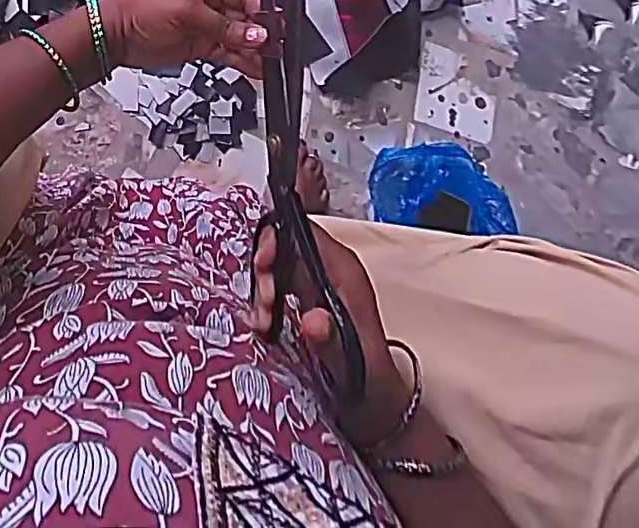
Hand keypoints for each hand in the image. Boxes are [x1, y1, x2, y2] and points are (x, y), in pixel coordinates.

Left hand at [97, 0, 266, 77]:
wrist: (115, 34)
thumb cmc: (139, 9)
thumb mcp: (185, 11)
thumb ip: (221, 24)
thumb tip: (253, 33)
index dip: (261, 10)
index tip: (273, 26)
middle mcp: (210, 2)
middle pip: (247, 17)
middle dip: (262, 32)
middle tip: (275, 47)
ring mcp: (206, 25)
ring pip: (241, 37)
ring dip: (256, 49)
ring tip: (270, 61)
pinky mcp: (201, 45)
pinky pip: (229, 52)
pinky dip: (243, 61)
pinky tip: (257, 67)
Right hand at [247, 179, 410, 448]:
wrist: (377, 408)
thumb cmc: (373, 384)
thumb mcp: (353, 367)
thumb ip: (332, 342)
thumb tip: (313, 320)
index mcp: (344, 270)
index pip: (305, 230)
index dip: (277, 237)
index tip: (262, 264)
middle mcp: (328, 269)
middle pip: (283, 245)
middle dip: (265, 271)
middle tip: (265, 303)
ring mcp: (314, 283)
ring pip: (275, 266)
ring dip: (261, 291)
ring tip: (264, 322)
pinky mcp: (303, 299)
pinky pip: (274, 286)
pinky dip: (263, 303)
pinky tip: (263, 326)